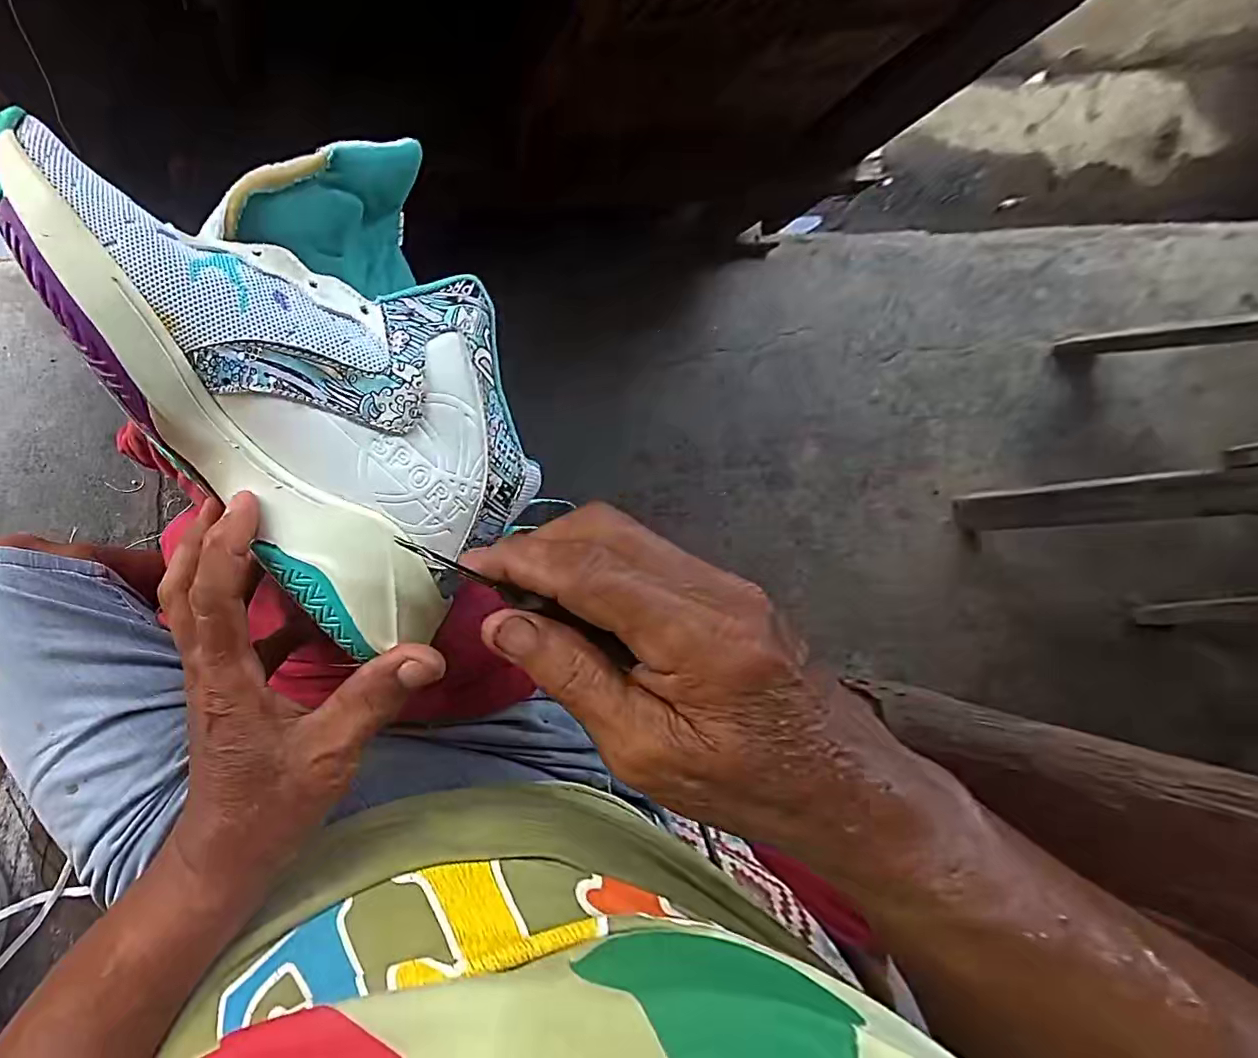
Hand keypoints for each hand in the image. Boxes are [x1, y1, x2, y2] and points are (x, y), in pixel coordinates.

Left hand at [159, 492, 445, 881]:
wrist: (227, 850)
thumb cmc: (270, 805)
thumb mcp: (328, 754)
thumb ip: (372, 699)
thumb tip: (424, 655)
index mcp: (223, 675)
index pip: (212, 596)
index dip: (225, 545)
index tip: (247, 503)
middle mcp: (204, 665)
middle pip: (180, 589)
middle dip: (198, 538)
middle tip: (226, 498)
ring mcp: (206, 674)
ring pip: (189, 605)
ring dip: (208, 561)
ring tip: (241, 526)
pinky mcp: (218, 684)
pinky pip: (219, 629)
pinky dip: (238, 600)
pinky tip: (279, 594)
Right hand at [463, 502, 940, 858]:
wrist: (849, 791)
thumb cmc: (745, 787)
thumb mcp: (641, 749)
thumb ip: (569, 676)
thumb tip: (501, 624)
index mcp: (698, 635)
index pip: (589, 570)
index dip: (521, 560)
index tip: (471, 564)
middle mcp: (713, 588)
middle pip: (603, 530)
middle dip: (536, 545)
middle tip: (492, 581)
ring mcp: (722, 581)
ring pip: (620, 532)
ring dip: (560, 550)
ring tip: (523, 590)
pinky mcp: (720, 587)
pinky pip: (638, 552)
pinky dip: (589, 563)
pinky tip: (571, 600)